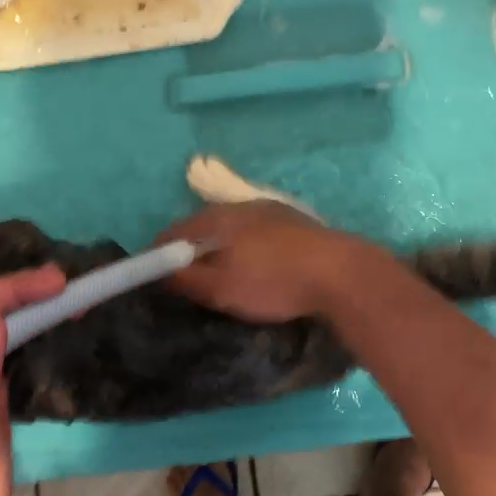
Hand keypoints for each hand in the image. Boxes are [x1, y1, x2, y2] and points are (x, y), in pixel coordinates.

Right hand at [159, 201, 370, 321]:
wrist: (340, 273)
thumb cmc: (273, 281)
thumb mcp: (221, 289)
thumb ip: (185, 280)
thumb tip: (159, 273)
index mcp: (215, 218)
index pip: (172, 232)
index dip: (159, 255)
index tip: (155, 280)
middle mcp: (239, 206)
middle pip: (202, 228)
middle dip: (190, 253)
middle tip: (188, 284)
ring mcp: (270, 210)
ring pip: (231, 230)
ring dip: (220, 250)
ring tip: (223, 278)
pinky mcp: (294, 222)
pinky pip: (256, 234)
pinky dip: (246, 250)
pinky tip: (259, 269)